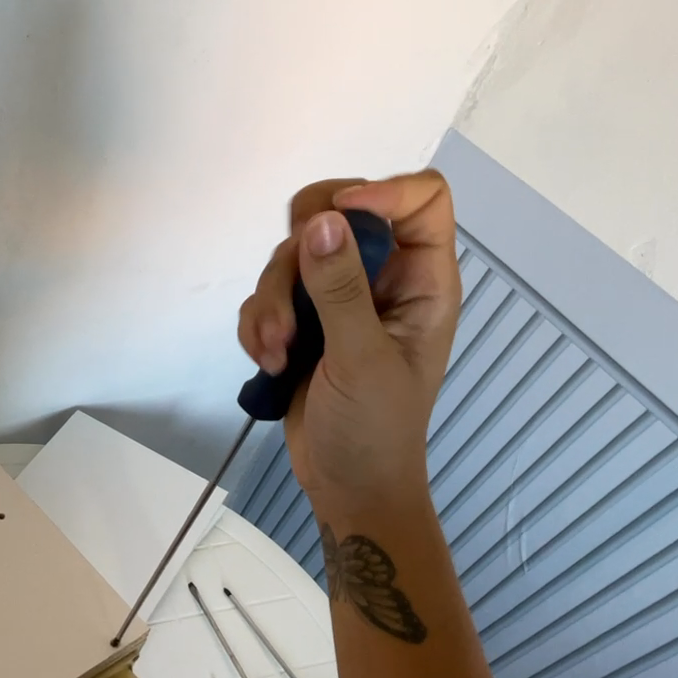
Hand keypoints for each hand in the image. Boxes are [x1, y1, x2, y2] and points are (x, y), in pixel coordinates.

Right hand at [236, 171, 462, 520]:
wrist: (345, 484)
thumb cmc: (374, 429)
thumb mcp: (361, 358)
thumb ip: (341, 290)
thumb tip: (321, 222)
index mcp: (420, 281)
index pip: (419, 199)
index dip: (378, 193)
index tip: (329, 223)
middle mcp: (380, 281)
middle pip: (334, 219)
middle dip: (297, 262)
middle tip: (288, 303)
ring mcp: (335, 303)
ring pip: (289, 262)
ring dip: (271, 308)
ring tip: (275, 356)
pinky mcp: (300, 327)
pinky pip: (266, 300)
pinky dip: (258, 329)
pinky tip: (266, 364)